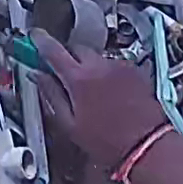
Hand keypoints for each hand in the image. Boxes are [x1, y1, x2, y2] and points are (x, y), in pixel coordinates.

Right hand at [32, 31, 168, 171]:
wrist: (148, 147)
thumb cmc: (109, 143)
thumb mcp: (70, 124)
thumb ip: (50, 95)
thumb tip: (38, 76)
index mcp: (78, 78)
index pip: (52, 49)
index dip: (39, 40)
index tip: (34, 36)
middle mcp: (98, 65)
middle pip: (74, 48)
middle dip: (66, 57)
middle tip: (63, 75)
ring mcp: (117, 65)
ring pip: (93, 56)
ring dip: (86, 65)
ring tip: (90, 91)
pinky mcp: (132, 70)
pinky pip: (111, 63)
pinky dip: (105, 71)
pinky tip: (107, 92)